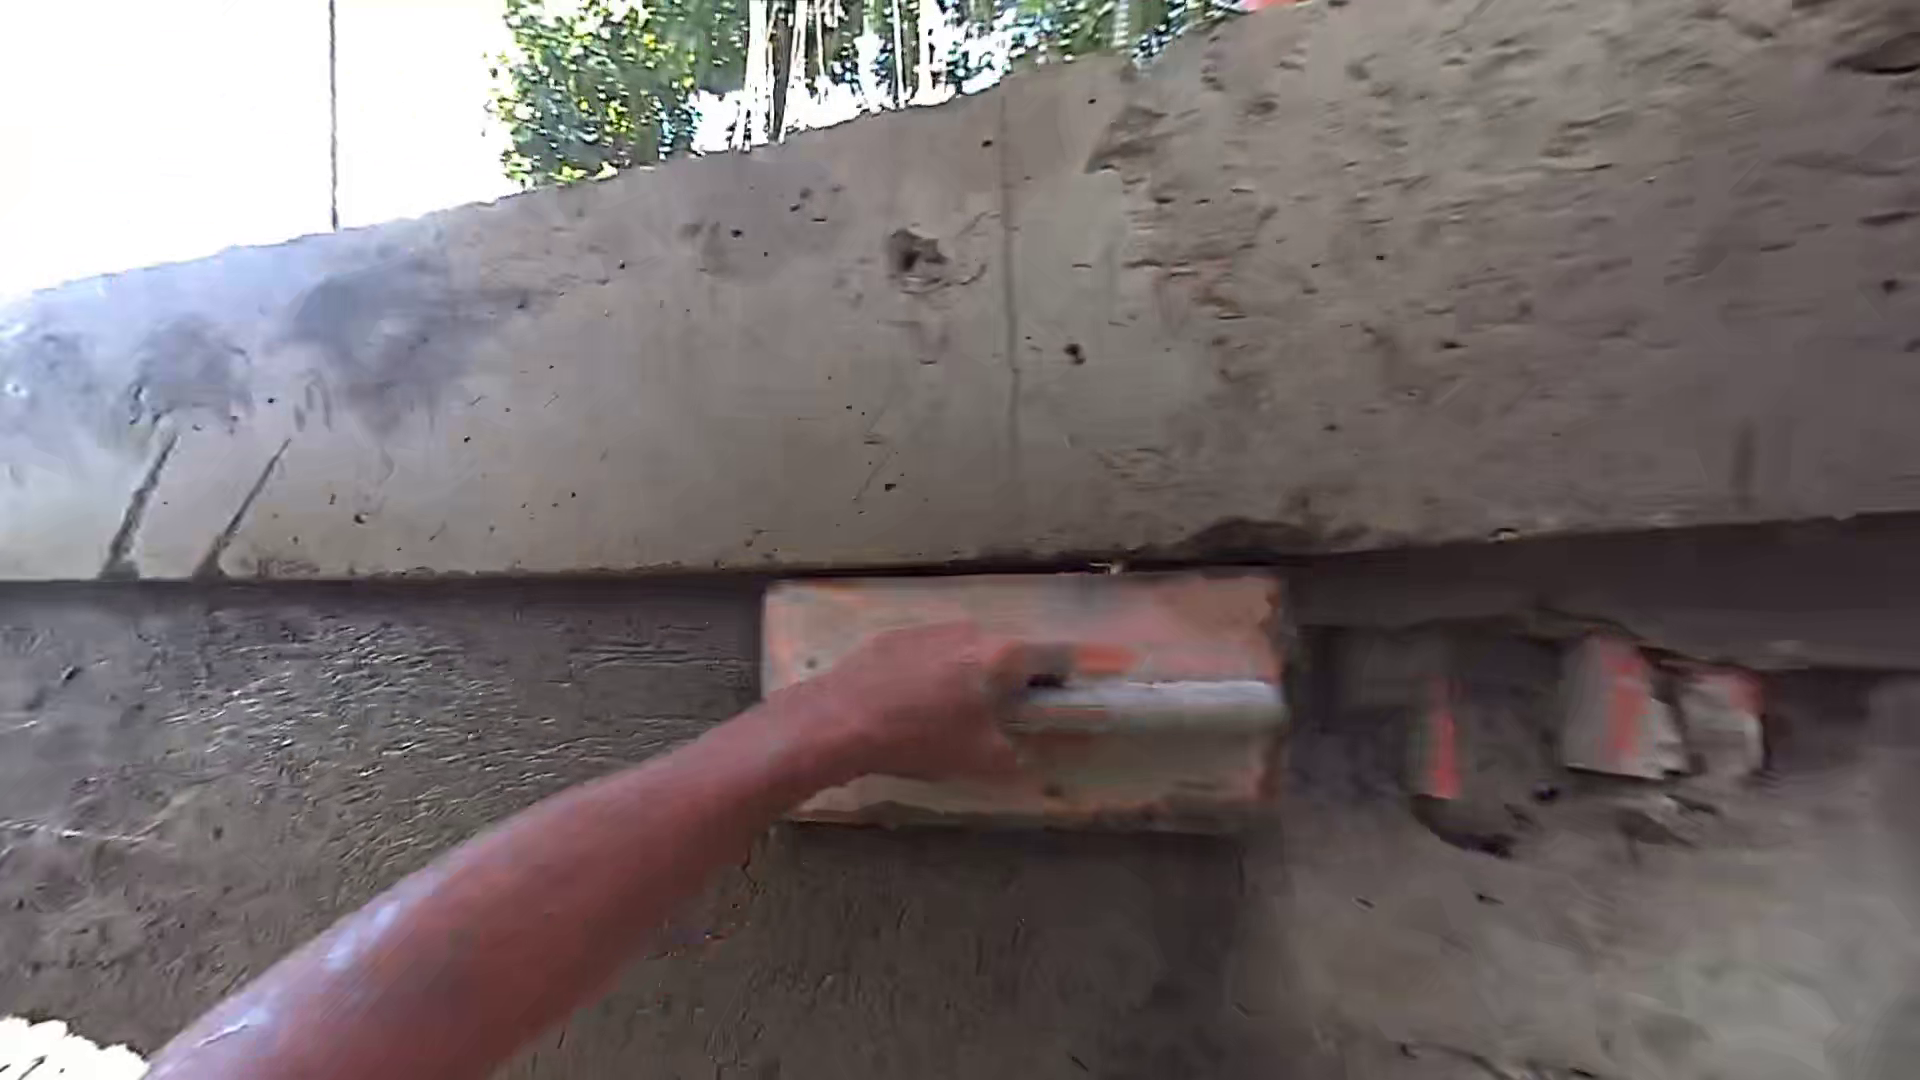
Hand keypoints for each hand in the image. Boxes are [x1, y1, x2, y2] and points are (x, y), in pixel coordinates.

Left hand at [794, 622, 1062, 781]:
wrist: (840, 720)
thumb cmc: (921, 738)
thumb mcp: (980, 759)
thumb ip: (1016, 753)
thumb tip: (1022, 752)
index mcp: (1000, 654)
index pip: (1053, 655)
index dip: (1058, 680)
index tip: (1048, 702)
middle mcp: (970, 630)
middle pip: (1005, 652)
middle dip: (1007, 681)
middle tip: (993, 715)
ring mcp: (929, 628)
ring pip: (964, 651)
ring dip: (966, 675)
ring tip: (943, 711)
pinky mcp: (894, 634)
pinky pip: (927, 652)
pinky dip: (929, 672)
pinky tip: (907, 701)